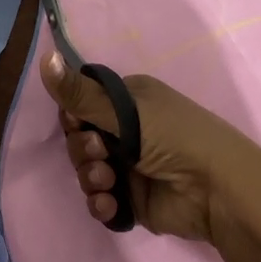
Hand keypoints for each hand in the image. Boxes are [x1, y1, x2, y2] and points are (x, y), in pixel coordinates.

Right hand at [41, 52, 224, 240]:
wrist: (217, 191)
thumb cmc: (173, 135)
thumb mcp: (125, 110)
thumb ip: (79, 93)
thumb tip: (44, 57)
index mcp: (125, 101)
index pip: (81, 103)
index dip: (72, 115)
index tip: (76, 122)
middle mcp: (124, 131)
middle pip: (79, 138)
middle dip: (82, 148)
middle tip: (100, 152)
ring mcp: (128, 167)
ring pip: (86, 169)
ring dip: (90, 175)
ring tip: (109, 181)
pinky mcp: (132, 200)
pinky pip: (100, 199)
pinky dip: (100, 202)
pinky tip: (110, 204)